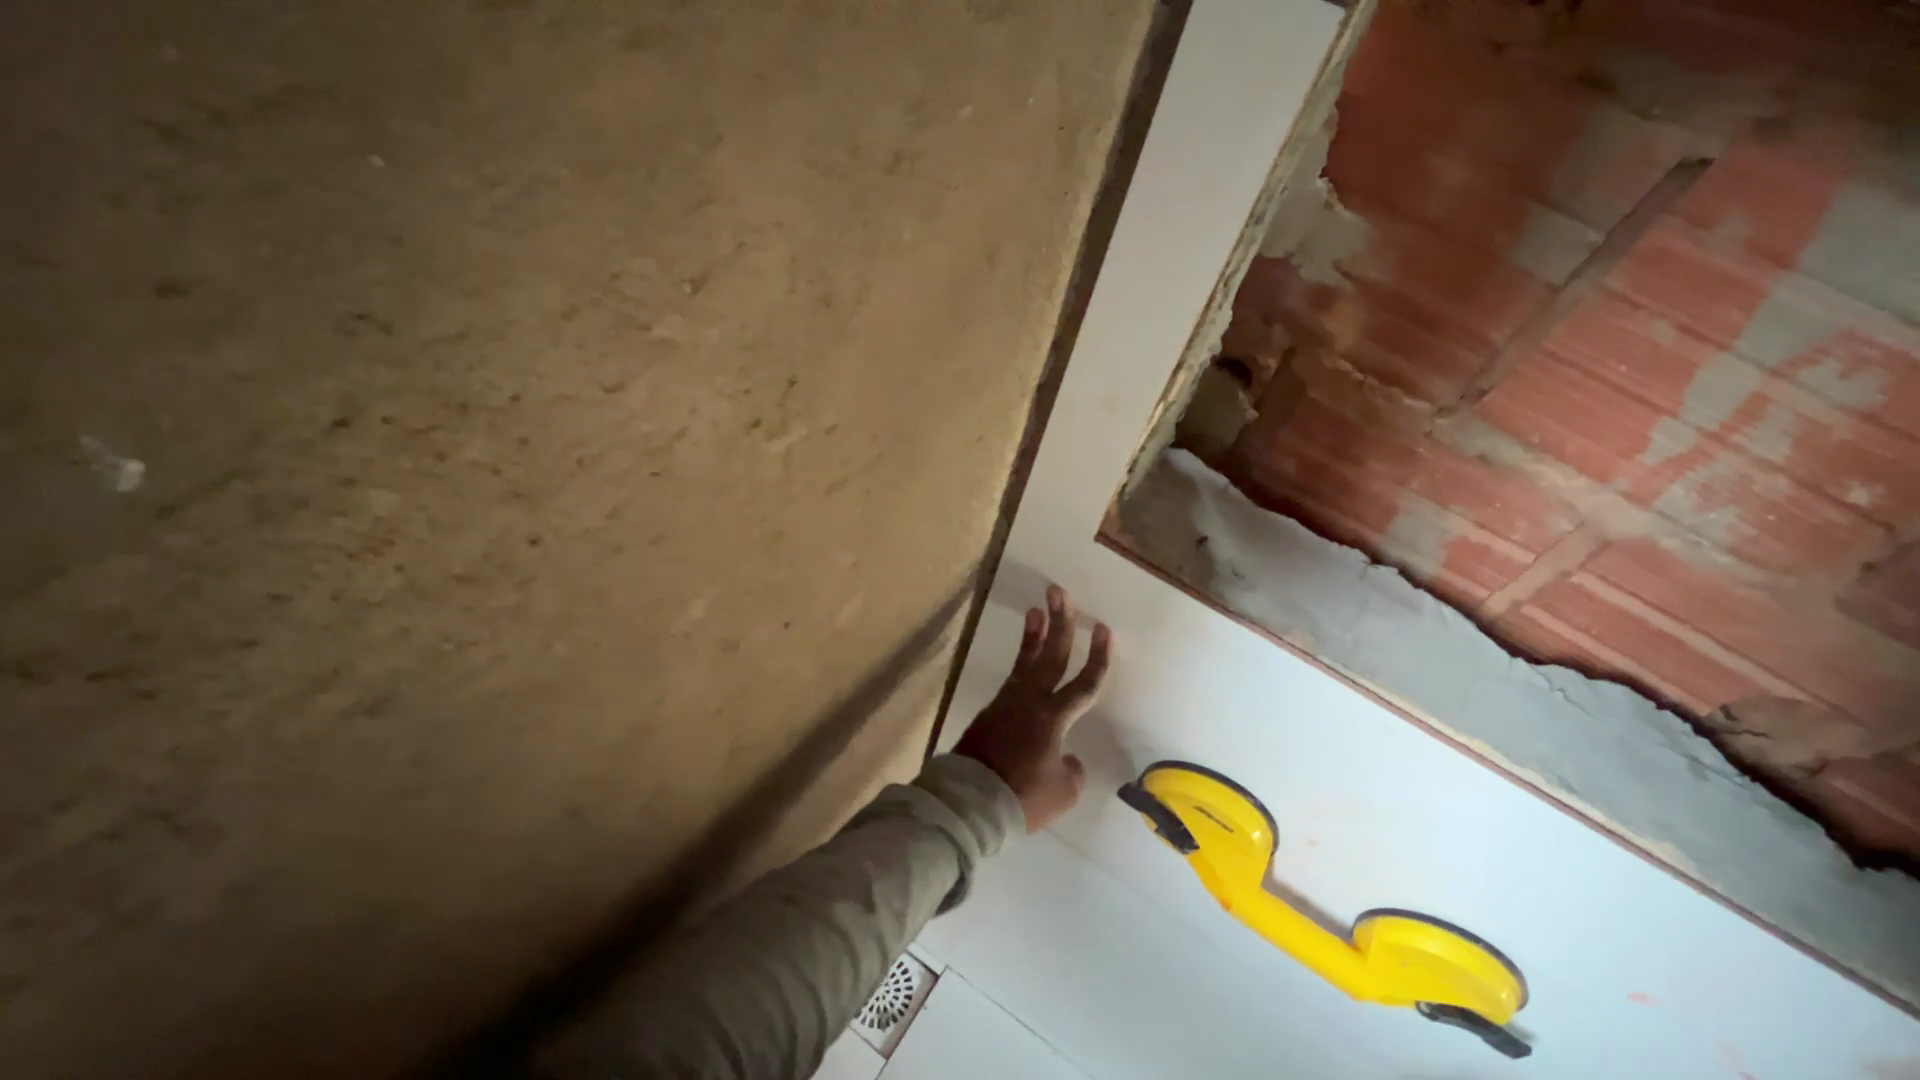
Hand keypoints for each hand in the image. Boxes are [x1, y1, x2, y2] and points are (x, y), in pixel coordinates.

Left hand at [954, 584, 1112, 832]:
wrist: (971, 802)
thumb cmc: (1023, 797)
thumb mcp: (1063, 791)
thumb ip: (1070, 768)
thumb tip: (1063, 756)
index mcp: (1054, 718)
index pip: (1084, 684)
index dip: (1098, 658)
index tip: (1104, 630)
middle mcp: (1032, 702)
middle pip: (1051, 656)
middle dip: (1060, 624)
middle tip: (1060, 592)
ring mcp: (1008, 703)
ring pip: (1027, 662)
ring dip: (1035, 635)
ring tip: (1038, 609)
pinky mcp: (991, 712)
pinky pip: (1013, 678)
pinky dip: (1021, 661)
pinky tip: (1026, 656)